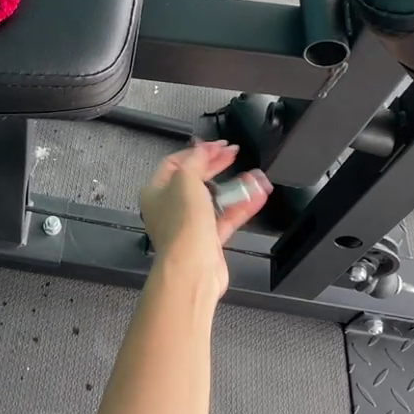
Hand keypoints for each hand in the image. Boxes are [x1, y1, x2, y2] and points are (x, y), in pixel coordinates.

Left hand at [139, 141, 271, 295]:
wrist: (192, 268)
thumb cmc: (181, 224)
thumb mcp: (186, 179)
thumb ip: (196, 160)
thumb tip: (203, 149)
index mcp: (156, 191)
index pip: (177, 162)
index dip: (198, 151)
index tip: (218, 145)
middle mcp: (170, 207)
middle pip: (196, 179)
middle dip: (217, 165)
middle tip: (233, 154)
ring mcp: (189, 224)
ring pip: (215, 199)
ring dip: (235, 187)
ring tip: (254, 176)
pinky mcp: (207, 240)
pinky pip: (226, 218)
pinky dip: (241, 206)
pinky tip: (256, 195)